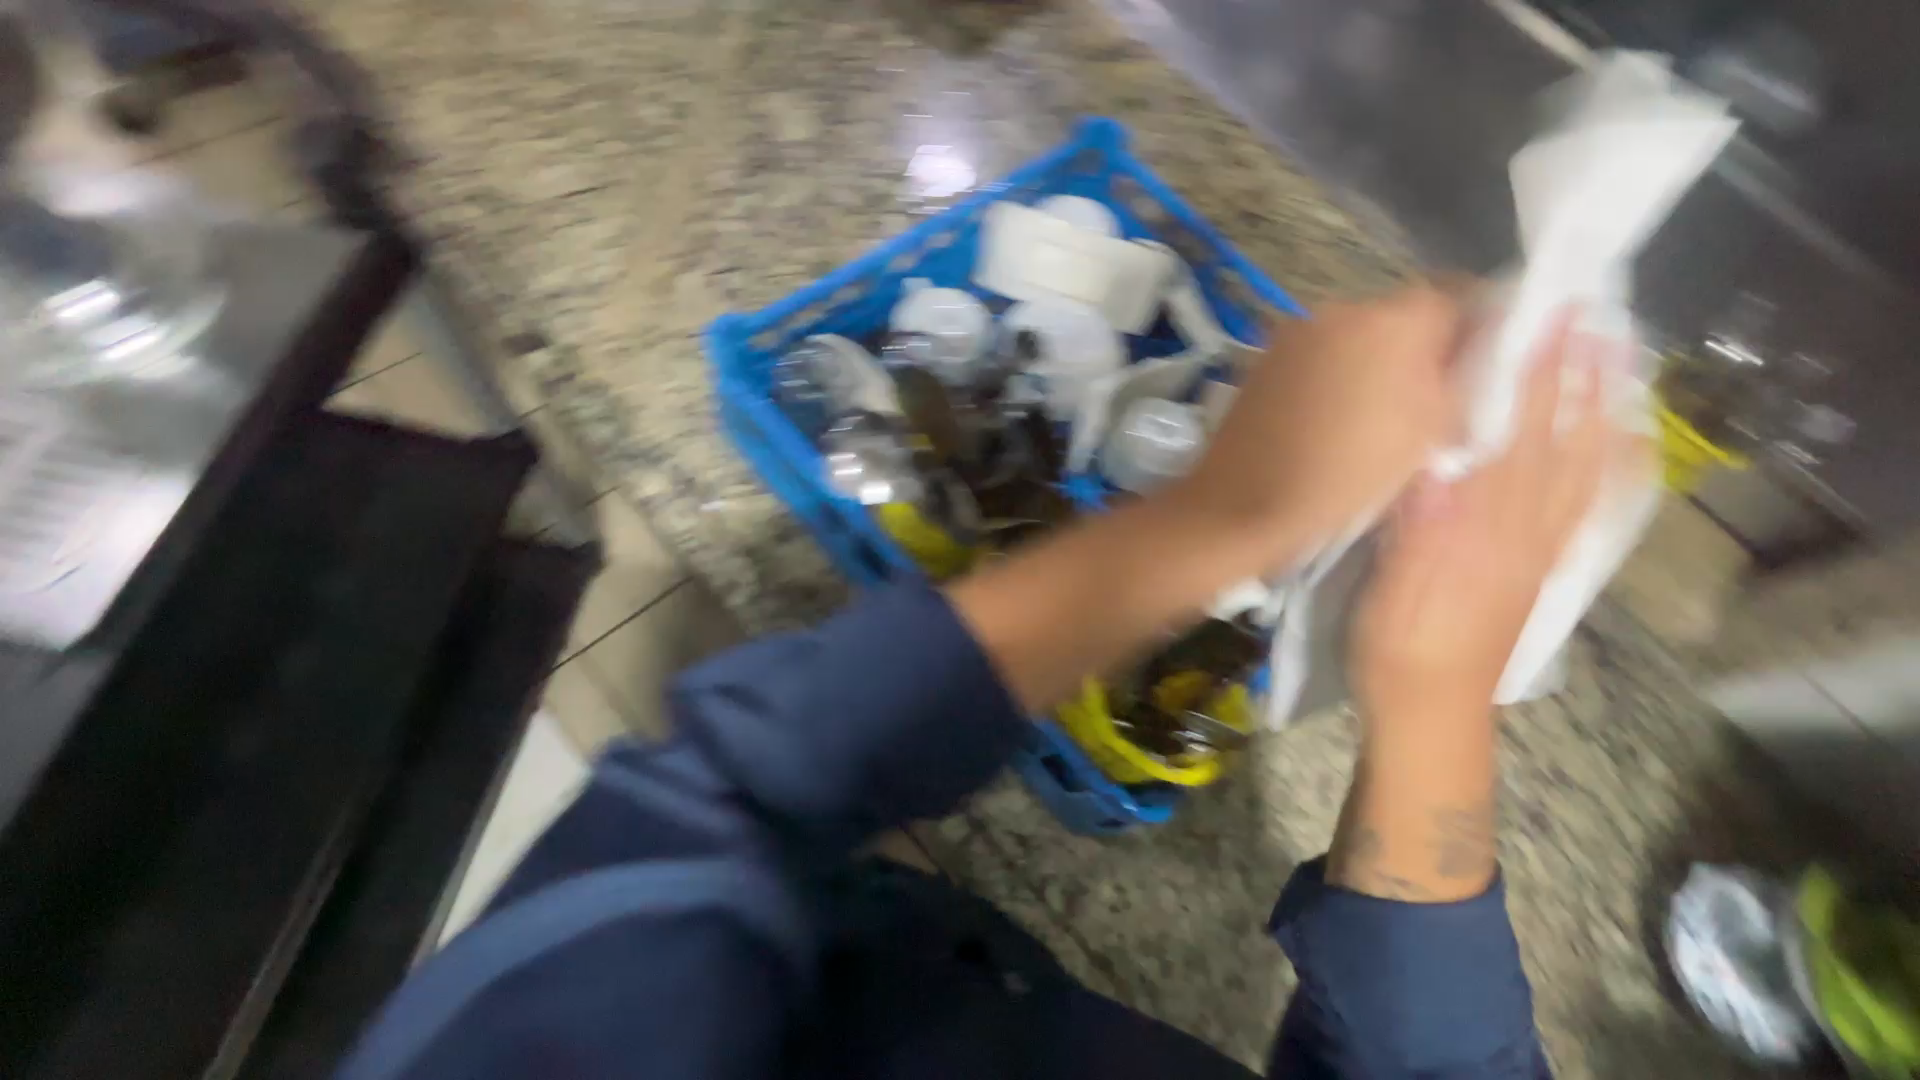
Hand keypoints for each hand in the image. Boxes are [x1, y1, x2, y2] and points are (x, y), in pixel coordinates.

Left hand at [1168, 286, 1462, 576]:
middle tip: (1430, 407)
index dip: (1477, 333)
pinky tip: (1330, 423)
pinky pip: (1318, 357)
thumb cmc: (1344, 477)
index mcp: (1393, 318)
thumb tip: (1482, 347)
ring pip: (1358, 339)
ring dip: (1376, 366)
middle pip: (1403, 318)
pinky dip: (1334, 379)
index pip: (1460, 297)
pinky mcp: (1263, 359)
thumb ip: (1462, 376)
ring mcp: (1294, 332)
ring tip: (1376, 422)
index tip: (1478, 376)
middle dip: (1422, 352)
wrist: (1240, 506)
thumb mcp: (1428, 432)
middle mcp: (1341, 309)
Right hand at [1350, 316, 1643, 725]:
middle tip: (1587, 317)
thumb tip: (1436, 466)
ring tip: (1614, 358)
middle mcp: (1525, 537)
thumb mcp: (1390, 597)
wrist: (1429, 715)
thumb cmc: (1395, 654)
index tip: (1538, 322)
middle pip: (1559, 448)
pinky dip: (1608, 466)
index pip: (1513, 445)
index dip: (1528, 382)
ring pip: (1582, 472)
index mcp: (1483, 537)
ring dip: (1599, 410)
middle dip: (1573, 381)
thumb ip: (1415, 535)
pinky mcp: (1538, 568)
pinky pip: (1585, 508)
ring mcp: (1538, 553)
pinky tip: (1615, 443)